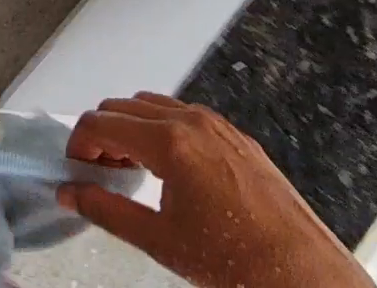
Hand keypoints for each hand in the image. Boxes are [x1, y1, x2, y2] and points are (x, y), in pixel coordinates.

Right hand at [58, 93, 374, 287]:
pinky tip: (171, 170)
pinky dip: (163, 129)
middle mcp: (191, 121)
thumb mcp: (159, 241)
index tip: (77, 170)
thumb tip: (68, 194)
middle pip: (121, 106)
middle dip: (102, 134)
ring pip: (152, 105)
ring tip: (134, 170)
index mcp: (168, 142)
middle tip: (101, 172)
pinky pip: (185, 115)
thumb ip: (104, 210)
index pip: (99, 122)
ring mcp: (218, 126)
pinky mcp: (239, 137)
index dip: (78, 144)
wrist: (308, 281)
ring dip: (131, 128)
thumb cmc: (236, 264)